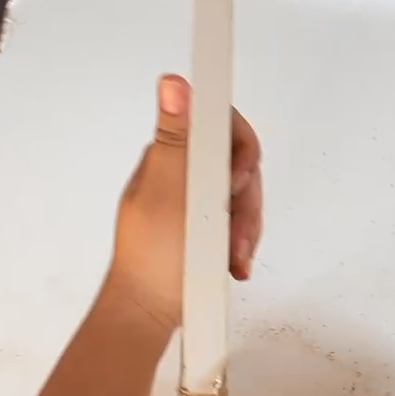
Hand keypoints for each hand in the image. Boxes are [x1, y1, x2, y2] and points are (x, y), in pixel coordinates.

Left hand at [111, 74, 263, 329]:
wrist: (149, 310)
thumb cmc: (155, 259)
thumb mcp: (169, 193)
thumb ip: (177, 139)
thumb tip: (172, 85)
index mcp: (171, 155)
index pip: (219, 124)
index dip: (240, 150)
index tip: (237, 182)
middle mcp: (182, 172)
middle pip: (237, 165)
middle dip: (246, 202)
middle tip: (235, 232)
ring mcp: (193, 202)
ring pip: (240, 199)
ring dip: (245, 229)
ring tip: (235, 256)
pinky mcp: (201, 229)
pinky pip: (235, 225)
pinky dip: (240, 244)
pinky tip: (233, 262)